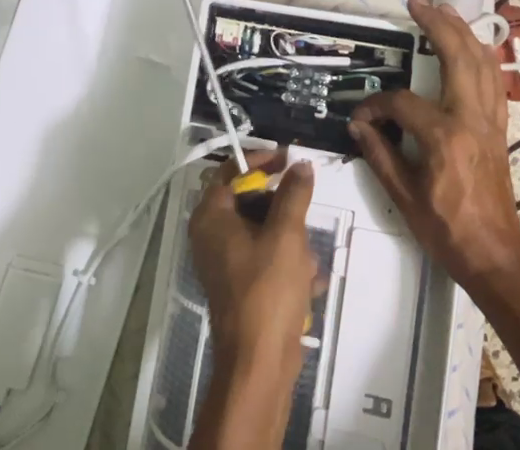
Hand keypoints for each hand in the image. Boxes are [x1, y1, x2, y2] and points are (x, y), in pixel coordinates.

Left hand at [188, 149, 317, 380]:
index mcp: (211, 217)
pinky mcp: (240, 284)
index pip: (230, 171)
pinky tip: (308, 280)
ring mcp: (224, 261)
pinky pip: (266, 259)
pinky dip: (288, 264)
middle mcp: (211, 235)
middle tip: (305, 212)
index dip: (260, 160)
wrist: (259, 361)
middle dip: (282, 208)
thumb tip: (300, 165)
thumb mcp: (286, 234)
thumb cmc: (267, 290)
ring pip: (263, 231)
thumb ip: (294, 194)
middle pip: (249, 201)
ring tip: (308, 260)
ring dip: (291, 239)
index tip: (290, 159)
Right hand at [348, 0, 519, 290]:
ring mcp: (490, 121)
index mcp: (445, 137)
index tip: (360, 119)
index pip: (402, 103)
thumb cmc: (446, 230)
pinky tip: (473, 44)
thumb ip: (380, 154)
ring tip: (444, 10)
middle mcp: (472, 119)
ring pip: (482, 63)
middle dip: (437, 25)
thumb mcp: (403, 196)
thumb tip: (359, 124)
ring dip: (463, 32)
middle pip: (458, 57)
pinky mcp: (499, 128)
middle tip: (417, 3)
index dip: (376, 106)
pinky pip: (494, 81)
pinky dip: (482, 56)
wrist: (495, 255)